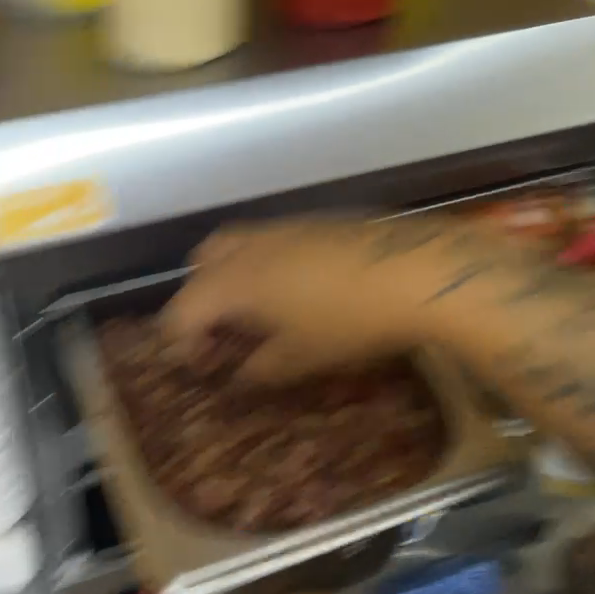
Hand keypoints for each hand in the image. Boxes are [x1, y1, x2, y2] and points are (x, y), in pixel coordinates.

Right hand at [160, 216, 472, 382]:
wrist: (412, 270)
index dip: (182, 344)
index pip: (182, 311)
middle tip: (222, 334)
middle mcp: (246, 248)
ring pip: (233, 245)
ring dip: (230, 278)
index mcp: (231, 282)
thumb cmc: (346, 322)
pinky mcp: (311, 222)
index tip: (201, 369)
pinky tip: (294, 292)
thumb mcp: (298, 359)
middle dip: (200, 300)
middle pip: (200, 266)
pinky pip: (267, 241)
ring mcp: (279, 229)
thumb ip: (258, 368)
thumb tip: (242, 372)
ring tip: (256, 312)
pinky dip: (262, 265)